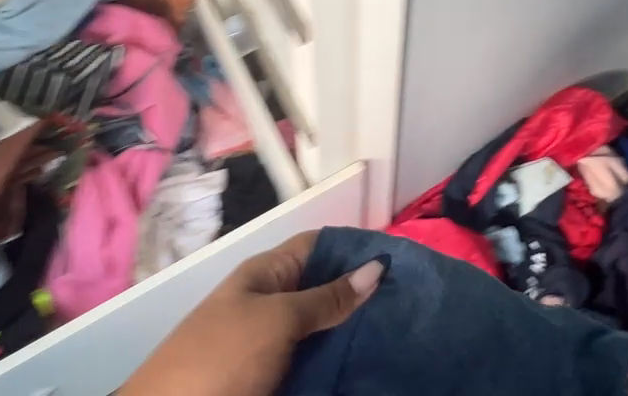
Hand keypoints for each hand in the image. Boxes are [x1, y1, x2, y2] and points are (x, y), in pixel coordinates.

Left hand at [121, 230, 383, 395]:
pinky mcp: (272, 382)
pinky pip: (313, 365)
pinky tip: (368, 365)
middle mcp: (269, 304)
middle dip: (362, 294)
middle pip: (324, 289)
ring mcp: (269, 346)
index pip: (320, 245)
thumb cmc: (219, 360)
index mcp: (265, 275)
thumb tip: (376, 266)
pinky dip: (338, 365)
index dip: (357, 247)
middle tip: (407, 301)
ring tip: (398, 331)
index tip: (400, 259)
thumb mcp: (276, 321)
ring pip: (322, 332)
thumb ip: (326, 297)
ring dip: (353, 333)